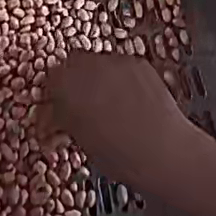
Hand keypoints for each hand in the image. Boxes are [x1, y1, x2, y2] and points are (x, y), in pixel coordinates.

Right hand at [46, 53, 215, 215]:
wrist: (165, 151)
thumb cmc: (118, 154)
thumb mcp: (82, 142)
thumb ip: (63, 121)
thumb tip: (51, 118)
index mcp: (67, 84)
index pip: (50, 79)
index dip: (54, 94)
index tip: (57, 107)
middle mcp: (88, 64)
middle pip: (72, 63)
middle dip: (74, 80)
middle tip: (81, 104)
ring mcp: (115, 60)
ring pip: (98, 63)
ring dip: (97, 77)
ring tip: (109, 103)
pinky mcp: (138, 62)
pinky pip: (121, 66)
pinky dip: (120, 78)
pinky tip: (129, 100)